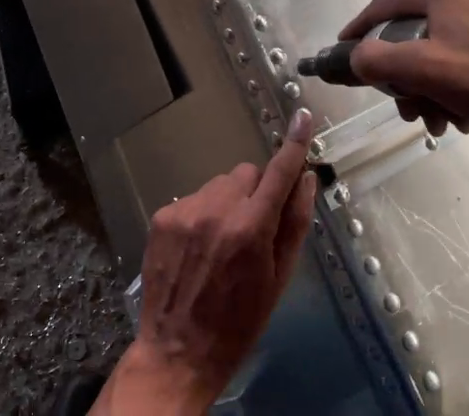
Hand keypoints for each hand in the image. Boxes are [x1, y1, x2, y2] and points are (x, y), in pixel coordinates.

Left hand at [92, 111, 317, 414]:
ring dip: (228, 202)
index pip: (278, 173)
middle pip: (247, 174)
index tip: (303, 118)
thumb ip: (293, 224)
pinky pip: (194, 199)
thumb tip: (306, 180)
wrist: (178, 350)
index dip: (294, 145)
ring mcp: (185, 210)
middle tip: (254, 230)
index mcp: (251, 228)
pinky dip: (202, 214)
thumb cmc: (239, 322)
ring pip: (220, 185)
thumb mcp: (278, 279)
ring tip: (222, 245)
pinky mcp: (162, 216)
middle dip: (256, 192)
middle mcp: (217, 210)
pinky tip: (198, 247)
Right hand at [340, 0, 468, 139]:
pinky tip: (467, 120)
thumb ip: (380, 61)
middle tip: (408, 110)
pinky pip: (462, 65)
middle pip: (409, 38)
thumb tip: (355, 56)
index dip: (356, 33)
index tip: (340, 56)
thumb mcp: (429, 71)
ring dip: (430, 92)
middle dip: (404, 80)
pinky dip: (455, 92)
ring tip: (443, 123)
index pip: (381, 9)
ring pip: (435, 57)